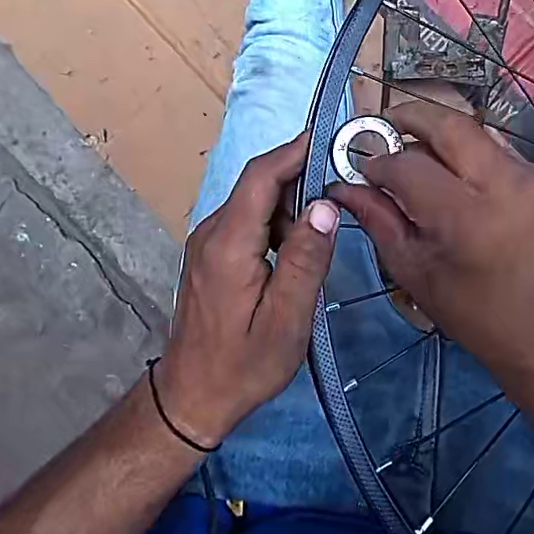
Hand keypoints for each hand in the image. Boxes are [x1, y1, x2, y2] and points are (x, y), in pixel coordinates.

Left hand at [156, 135, 339, 448]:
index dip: (293, 152)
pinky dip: (274, 222)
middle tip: (341, 185)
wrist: (192, 395)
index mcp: (228, 242)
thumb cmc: (242, 365)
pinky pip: (245, 222)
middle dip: (298, 177)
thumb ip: (304, 261)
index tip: (329, 139)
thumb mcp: (286, 320)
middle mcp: (211, 232)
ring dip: (288, 204)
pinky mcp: (210, 255)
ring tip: (324, 223)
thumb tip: (324, 206)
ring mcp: (207, 242)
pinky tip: (296, 246)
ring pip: (252, 203)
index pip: (260, 177)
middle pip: (256, 185)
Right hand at [327, 102, 533, 369]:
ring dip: (441, 137)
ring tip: (420, 157)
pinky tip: (460, 181)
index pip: (410, 166)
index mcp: (467, 219)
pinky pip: (499, 152)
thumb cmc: (471, 310)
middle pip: (450, 126)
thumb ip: (377, 218)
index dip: (380, 162)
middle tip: (386, 126)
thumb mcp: (412, 269)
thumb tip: (343, 187)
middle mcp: (507, 188)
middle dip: (411, 118)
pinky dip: (471, 157)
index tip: (366, 170)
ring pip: (476, 133)